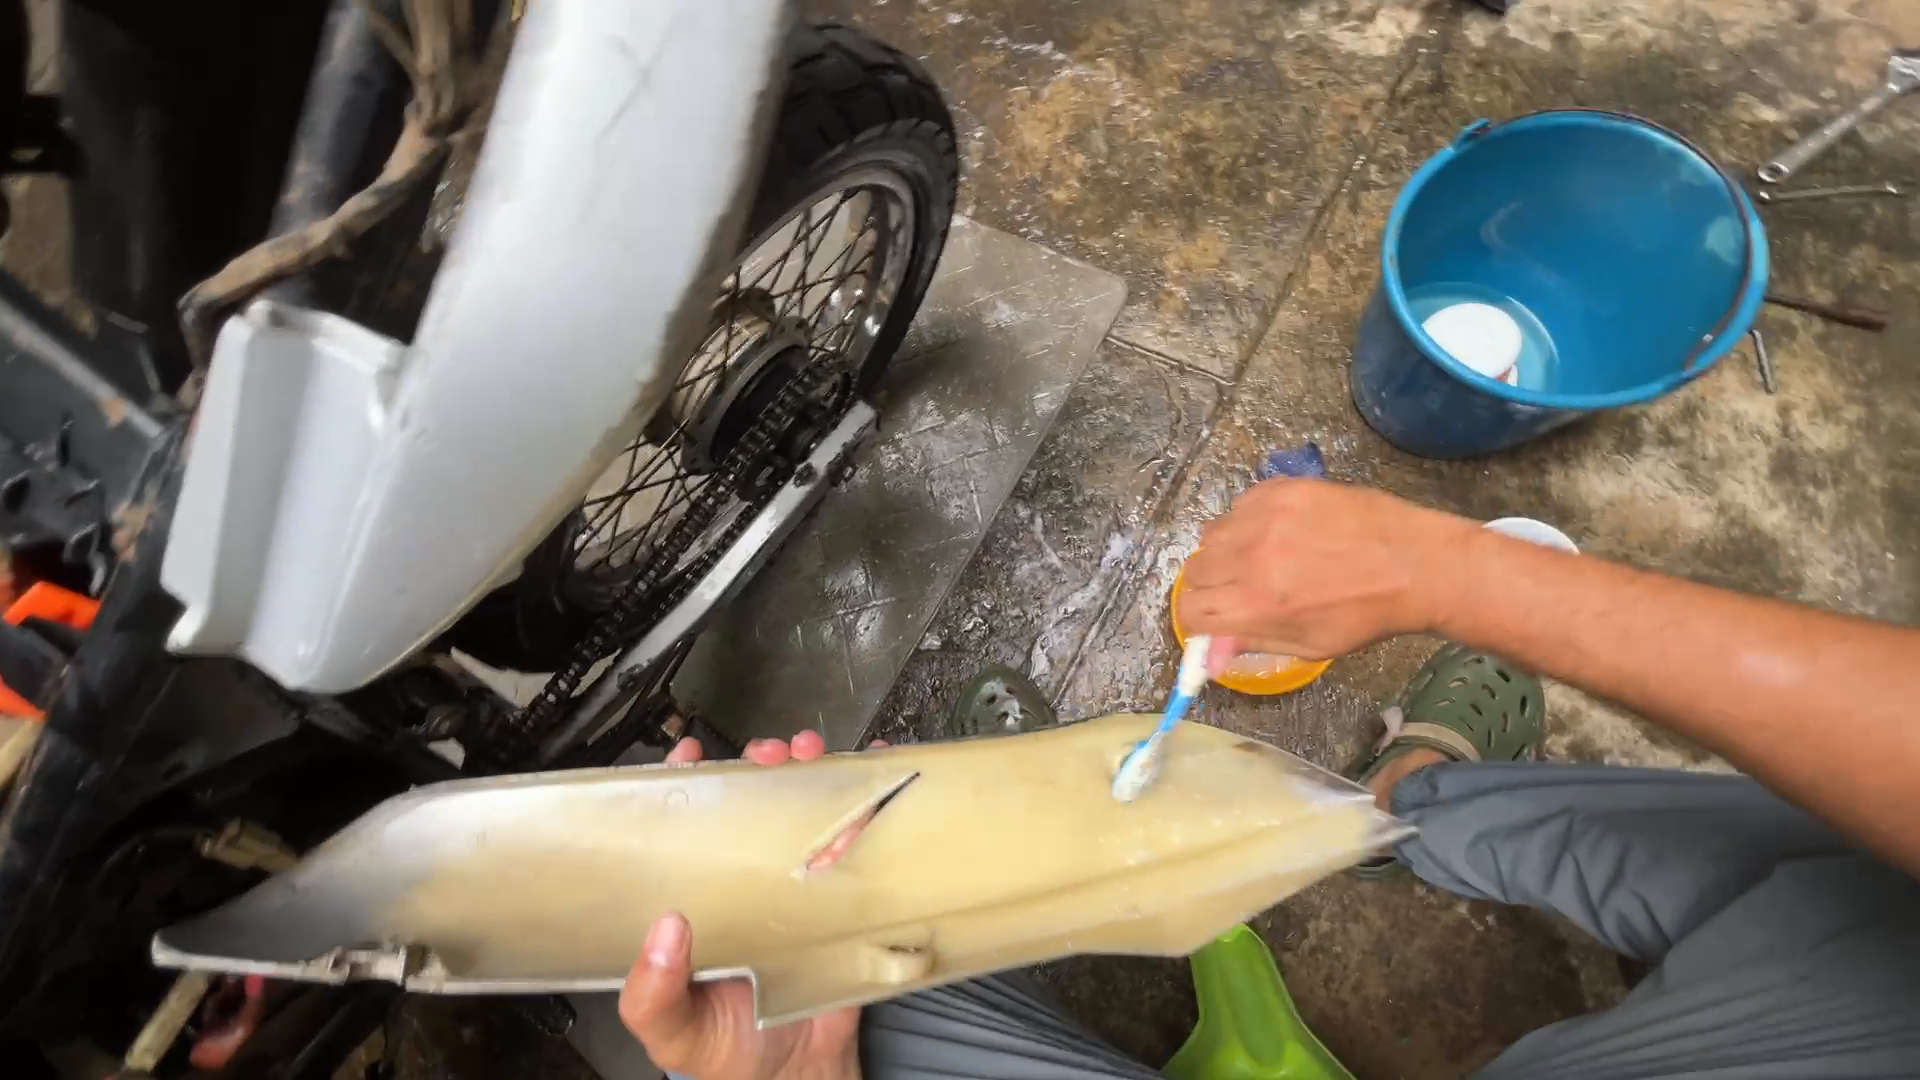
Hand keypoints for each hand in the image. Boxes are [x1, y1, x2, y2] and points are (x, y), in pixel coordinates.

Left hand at [619, 730, 883, 1079]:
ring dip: (811, 764)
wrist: (805, 1069)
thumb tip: (667, 927)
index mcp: (706, 893)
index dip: (687, 784)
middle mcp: (752, 870)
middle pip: (754, 797)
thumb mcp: (677, 1030)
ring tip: (813, 755)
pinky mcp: (847, 881)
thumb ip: (653, 994)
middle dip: (760, 761)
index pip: (689, 825)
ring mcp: (803, 871)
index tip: (689, 756)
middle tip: (770, 755)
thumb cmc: (732, 1047)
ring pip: (805, 800)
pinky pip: (861, 826)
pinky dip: (870, 787)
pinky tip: (875, 766)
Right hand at [1180, 479, 1477, 660]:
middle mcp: (1251, 560)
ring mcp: (1265, 519)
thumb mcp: (1309, 646)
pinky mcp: (1281, 490)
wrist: (1419, 564)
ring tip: (1262, 553)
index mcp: (1257, 606)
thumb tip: (1206, 654)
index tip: (1215, 613)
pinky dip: (1249, 518)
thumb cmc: (1366, 614)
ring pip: (1211, 535)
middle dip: (1211, 583)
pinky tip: (1281, 529)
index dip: (1199, 616)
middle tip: (1242, 584)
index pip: (1189, 610)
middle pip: (1193, 570)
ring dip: (1227, 548)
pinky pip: (1238, 505)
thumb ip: (1251, 643)